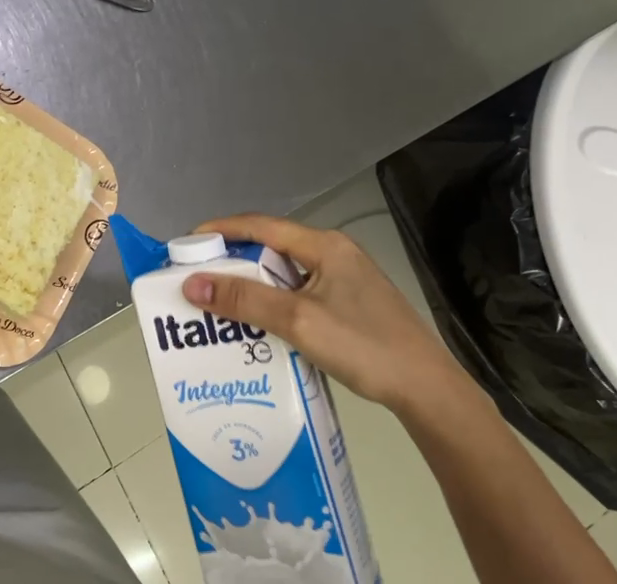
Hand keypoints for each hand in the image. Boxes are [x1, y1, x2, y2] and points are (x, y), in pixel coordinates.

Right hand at [181, 214, 464, 414]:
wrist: (429, 392)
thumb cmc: (364, 347)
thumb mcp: (298, 322)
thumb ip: (244, 300)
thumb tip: (191, 284)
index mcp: (325, 245)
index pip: (260, 225)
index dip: (220, 230)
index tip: (186, 245)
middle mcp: (335, 254)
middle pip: (271, 247)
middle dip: (231, 261)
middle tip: (198, 280)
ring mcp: (346, 280)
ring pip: (284, 274)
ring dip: (251, 286)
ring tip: (219, 304)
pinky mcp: (351, 305)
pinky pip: (298, 293)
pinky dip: (273, 303)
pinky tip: (258, 326)